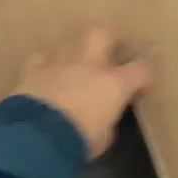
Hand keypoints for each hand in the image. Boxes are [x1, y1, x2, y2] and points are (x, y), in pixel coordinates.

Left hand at [13, 28, 153, 158]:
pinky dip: (47, 65)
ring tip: (75, 71)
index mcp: (114, 84)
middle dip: (109, 41)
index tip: (140, 90)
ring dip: (75, 56)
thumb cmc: (79, 142)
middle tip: (110, 56)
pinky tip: (47, 75)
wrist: (37, 138)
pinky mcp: (33, 70)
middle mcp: (89, 65)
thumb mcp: (104, 137)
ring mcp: (59, 64)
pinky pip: (42, 58)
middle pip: (103, 35)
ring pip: (70, 44)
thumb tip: (105, 115)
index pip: (141, 70)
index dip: (144, 78)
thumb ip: (108, 120)